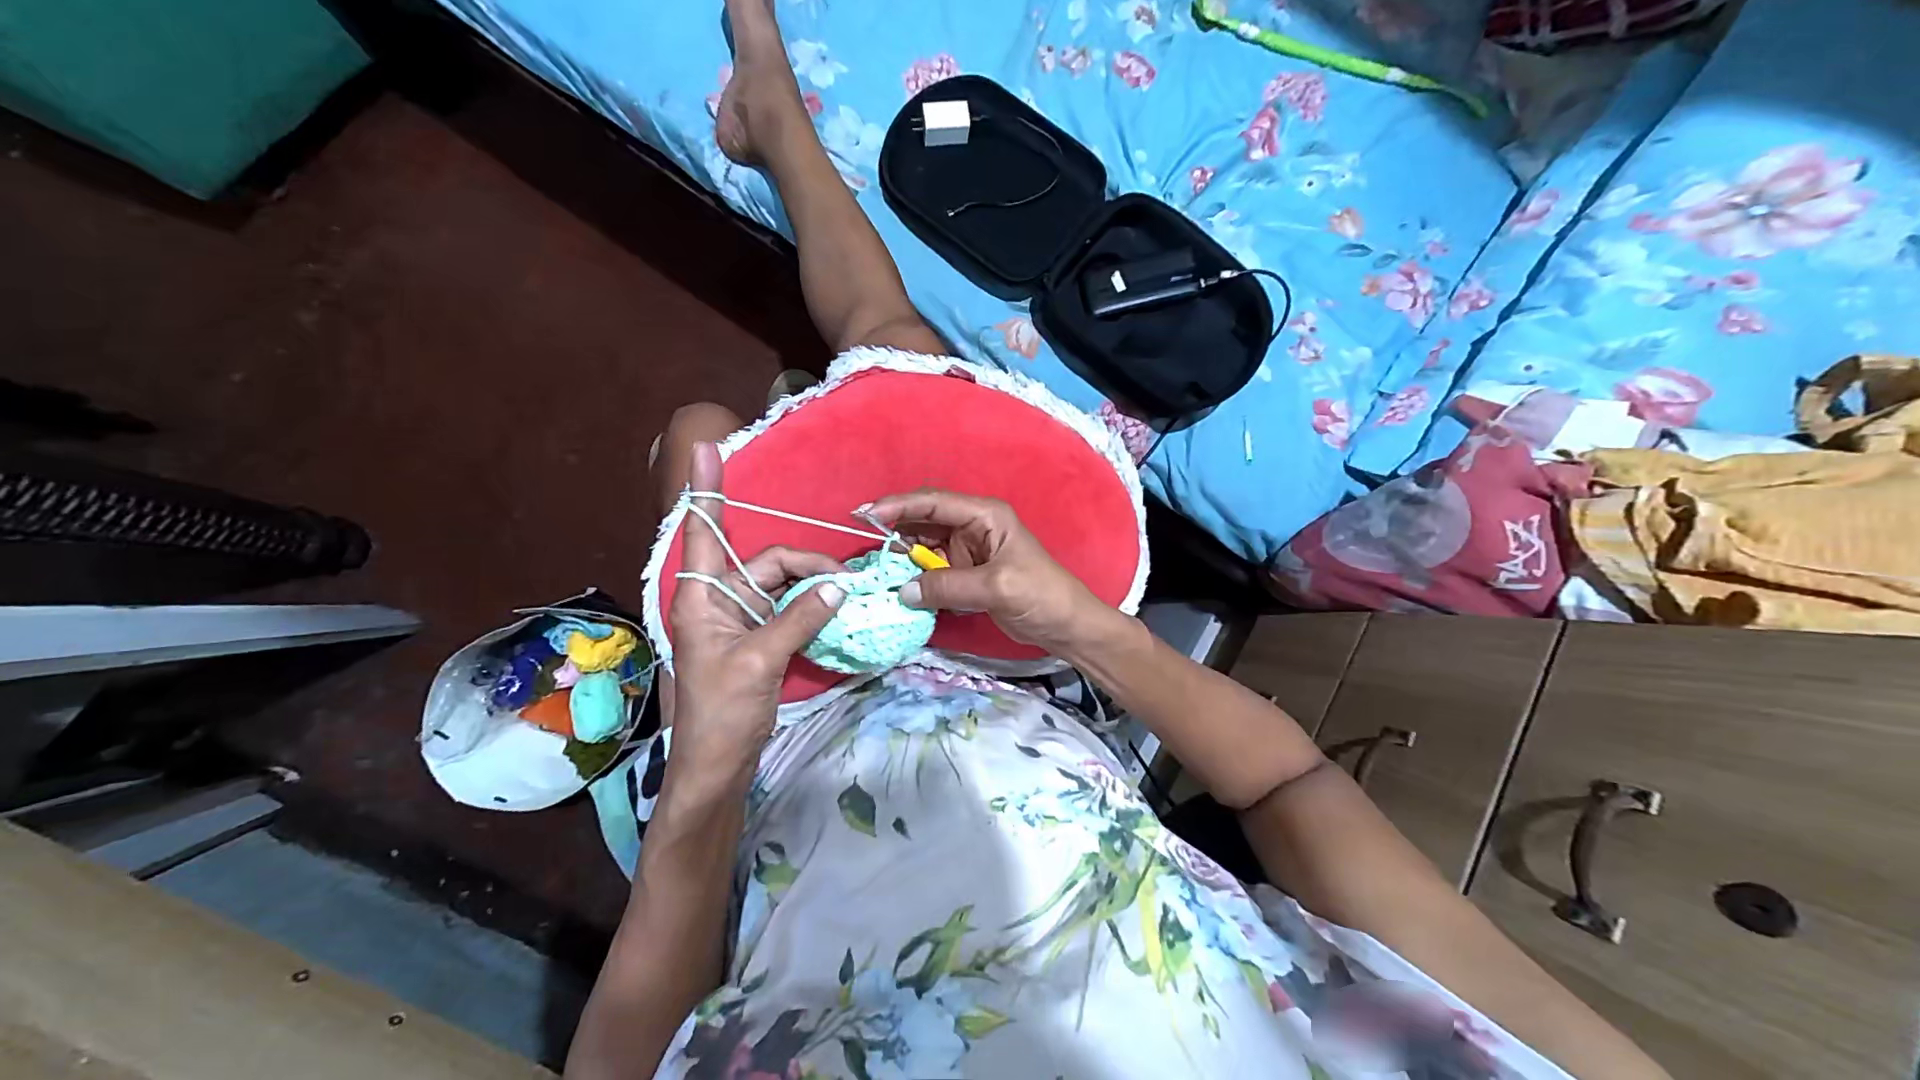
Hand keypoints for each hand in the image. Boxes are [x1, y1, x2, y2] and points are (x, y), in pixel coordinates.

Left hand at [668, 443, 845, 786]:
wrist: (719, 764)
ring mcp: (741, 619)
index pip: (705, 532)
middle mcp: (720, 600)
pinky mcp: (759, 637)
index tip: (708, 446)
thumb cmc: (723, 712)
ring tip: (848, 594)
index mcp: (702, 598)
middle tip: (847, 581)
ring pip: (783, 584)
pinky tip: (837, 607)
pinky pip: (789, 607)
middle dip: (806, 563)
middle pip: (766, 561)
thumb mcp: (761, 661)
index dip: (708, 489)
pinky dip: (812, 605)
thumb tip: (839, 586)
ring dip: (814, 585)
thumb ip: (799, 619)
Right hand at [864, 489, 1111, 655]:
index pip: (934, 502)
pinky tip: (896, 583)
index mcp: (985, 516)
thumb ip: (949, 587)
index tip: (866, 515)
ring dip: (900, 555)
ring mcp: (967, 550)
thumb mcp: (996, 588)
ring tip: (874, 566)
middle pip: (923, 520)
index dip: (899, 505)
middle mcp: (972, 526)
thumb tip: (903, 591)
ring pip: (923, 545)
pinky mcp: (964, 573)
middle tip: (862, 543)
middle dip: (893, 529)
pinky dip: (913, 575)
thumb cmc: (1041, 595)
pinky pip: (930, 568)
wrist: (1066, 625)